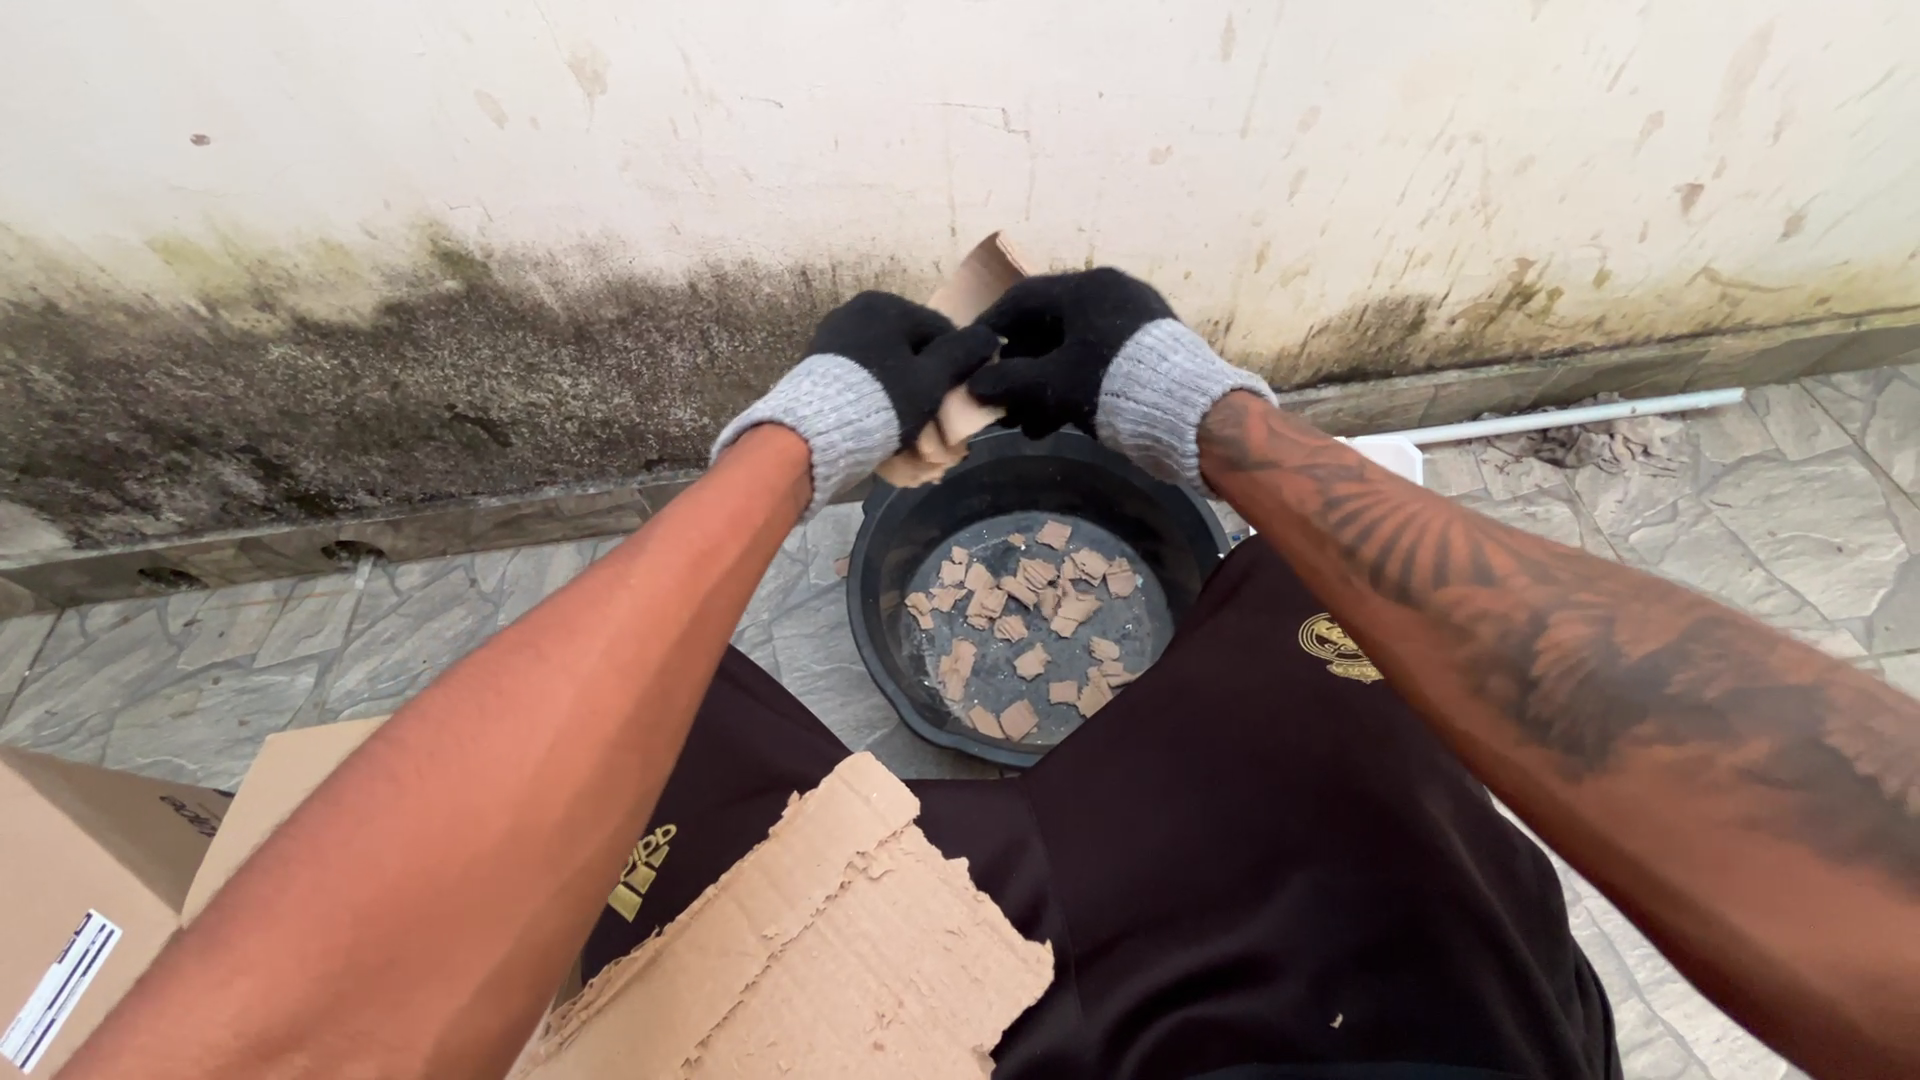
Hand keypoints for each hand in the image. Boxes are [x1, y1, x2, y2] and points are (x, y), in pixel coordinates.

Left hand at [807, 292, 1000, 446]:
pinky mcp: (816, 365)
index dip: (957, 364)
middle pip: (909, 346)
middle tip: (935, 413)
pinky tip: (879, 418)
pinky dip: (875, 394)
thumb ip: (963, 354)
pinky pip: (860, 376)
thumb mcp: (932, 379)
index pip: (940, 330)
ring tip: (908, 421)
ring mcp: (832, 337)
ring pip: (885, 362)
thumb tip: (990, 334)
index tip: (960, 395)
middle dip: (926, 377)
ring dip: (901, 388)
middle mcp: (855, 311)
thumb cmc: (882, 401)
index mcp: (886, 305)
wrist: (814, 433)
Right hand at [965, 268, 1273, 492]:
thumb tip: (976, 385)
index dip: (991, 326)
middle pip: (1047, 328)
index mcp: (1086, 288)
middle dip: (1019, 369)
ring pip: (1071, 350)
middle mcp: (1110, 293)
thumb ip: (1008, 382)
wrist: (1190, 412)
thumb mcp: (1051, 385)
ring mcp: (1133, 320)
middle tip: (1000, 399)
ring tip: (1025, 424)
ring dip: (1043, 386)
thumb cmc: (1112, 385)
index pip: (1022, 298)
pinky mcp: (1150, 348)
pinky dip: (1071, 388)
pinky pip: (1096, 361)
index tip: (972, 351)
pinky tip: (1055, 423)